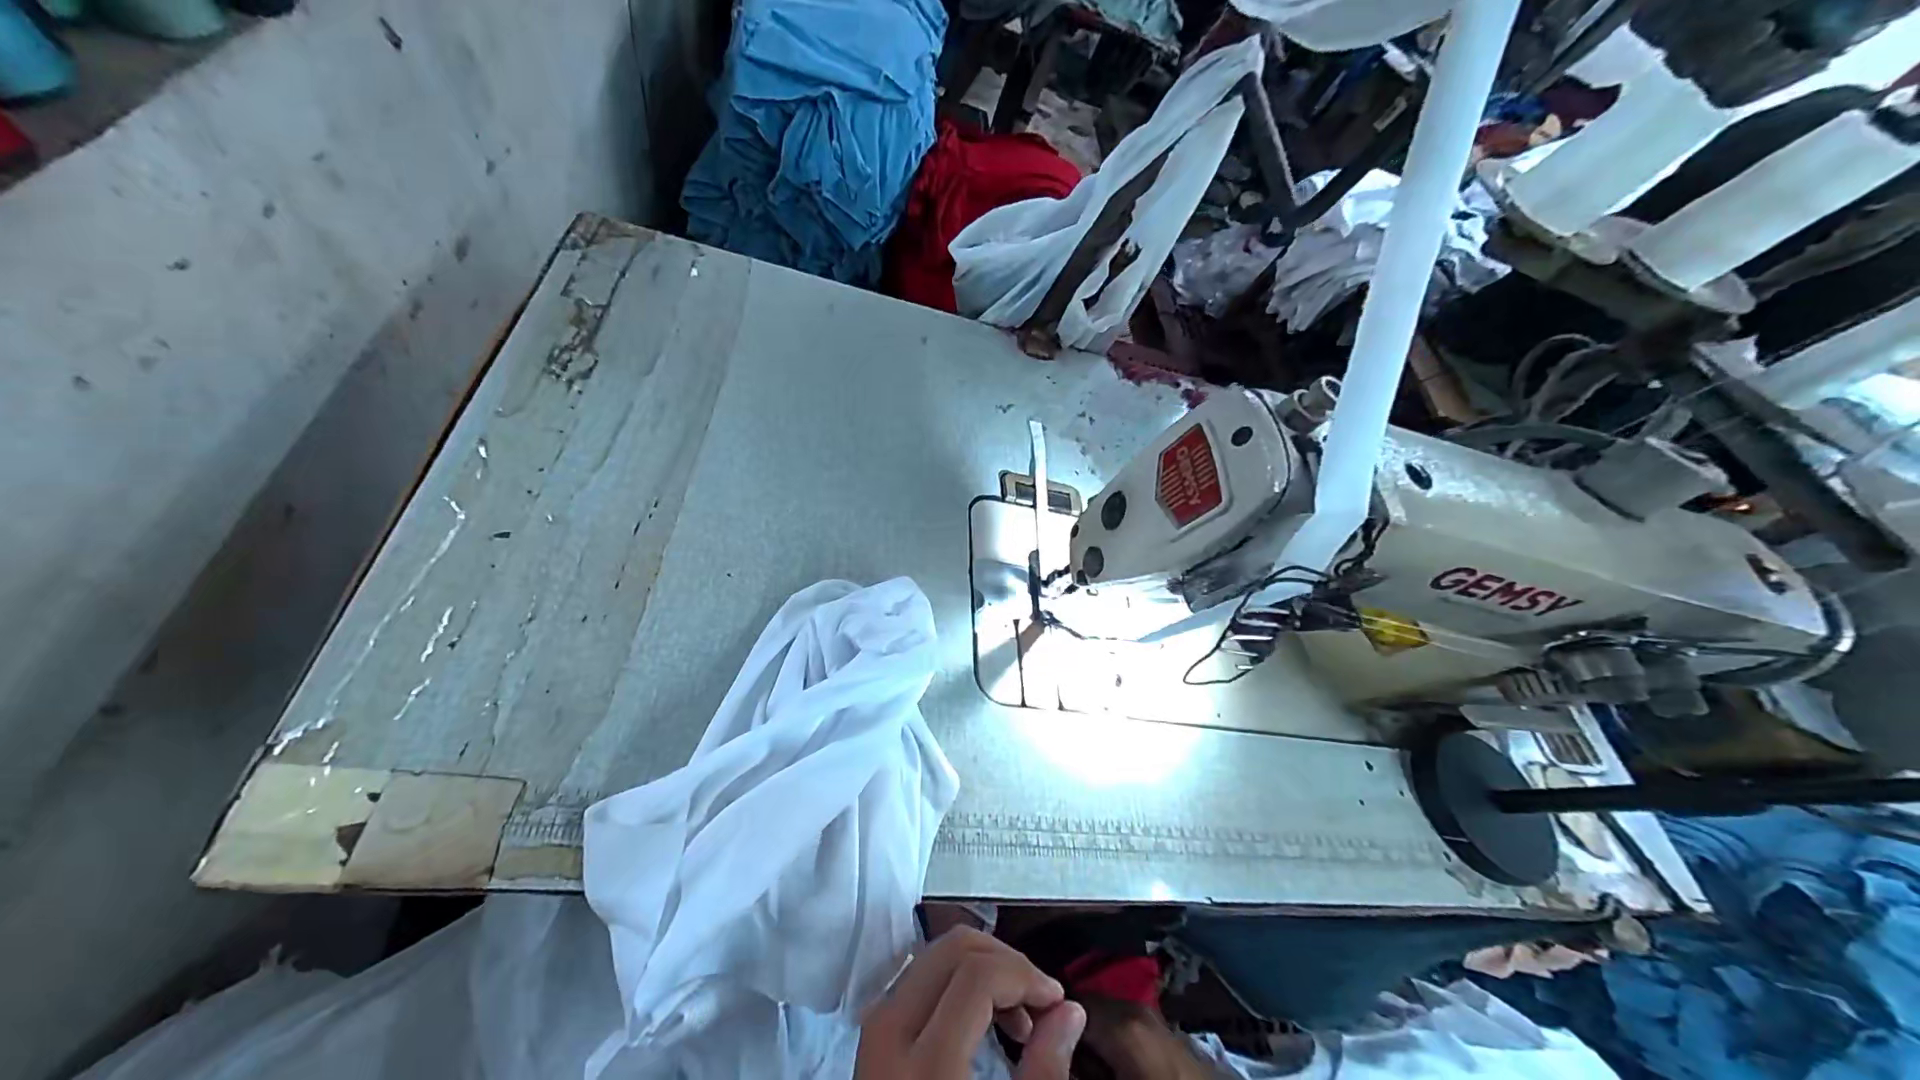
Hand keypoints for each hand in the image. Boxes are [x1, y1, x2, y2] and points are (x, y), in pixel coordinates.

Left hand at [855, 926, 1086, 1079]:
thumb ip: (1045, 1074)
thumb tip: (1070, 1011)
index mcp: (925, 1064)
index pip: (977, 975)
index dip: (1025, 975)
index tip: (1058, 1002)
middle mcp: (889, 1030)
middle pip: (954, 949)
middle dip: (1007, 962)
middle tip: (1042, 1001)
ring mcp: (874, 1026)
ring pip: (936, 953)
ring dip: (984, 968)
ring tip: (1019, 1016)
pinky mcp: (873, 1031)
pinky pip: (921, 976)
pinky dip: (960, 981)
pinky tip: (985, 1019)